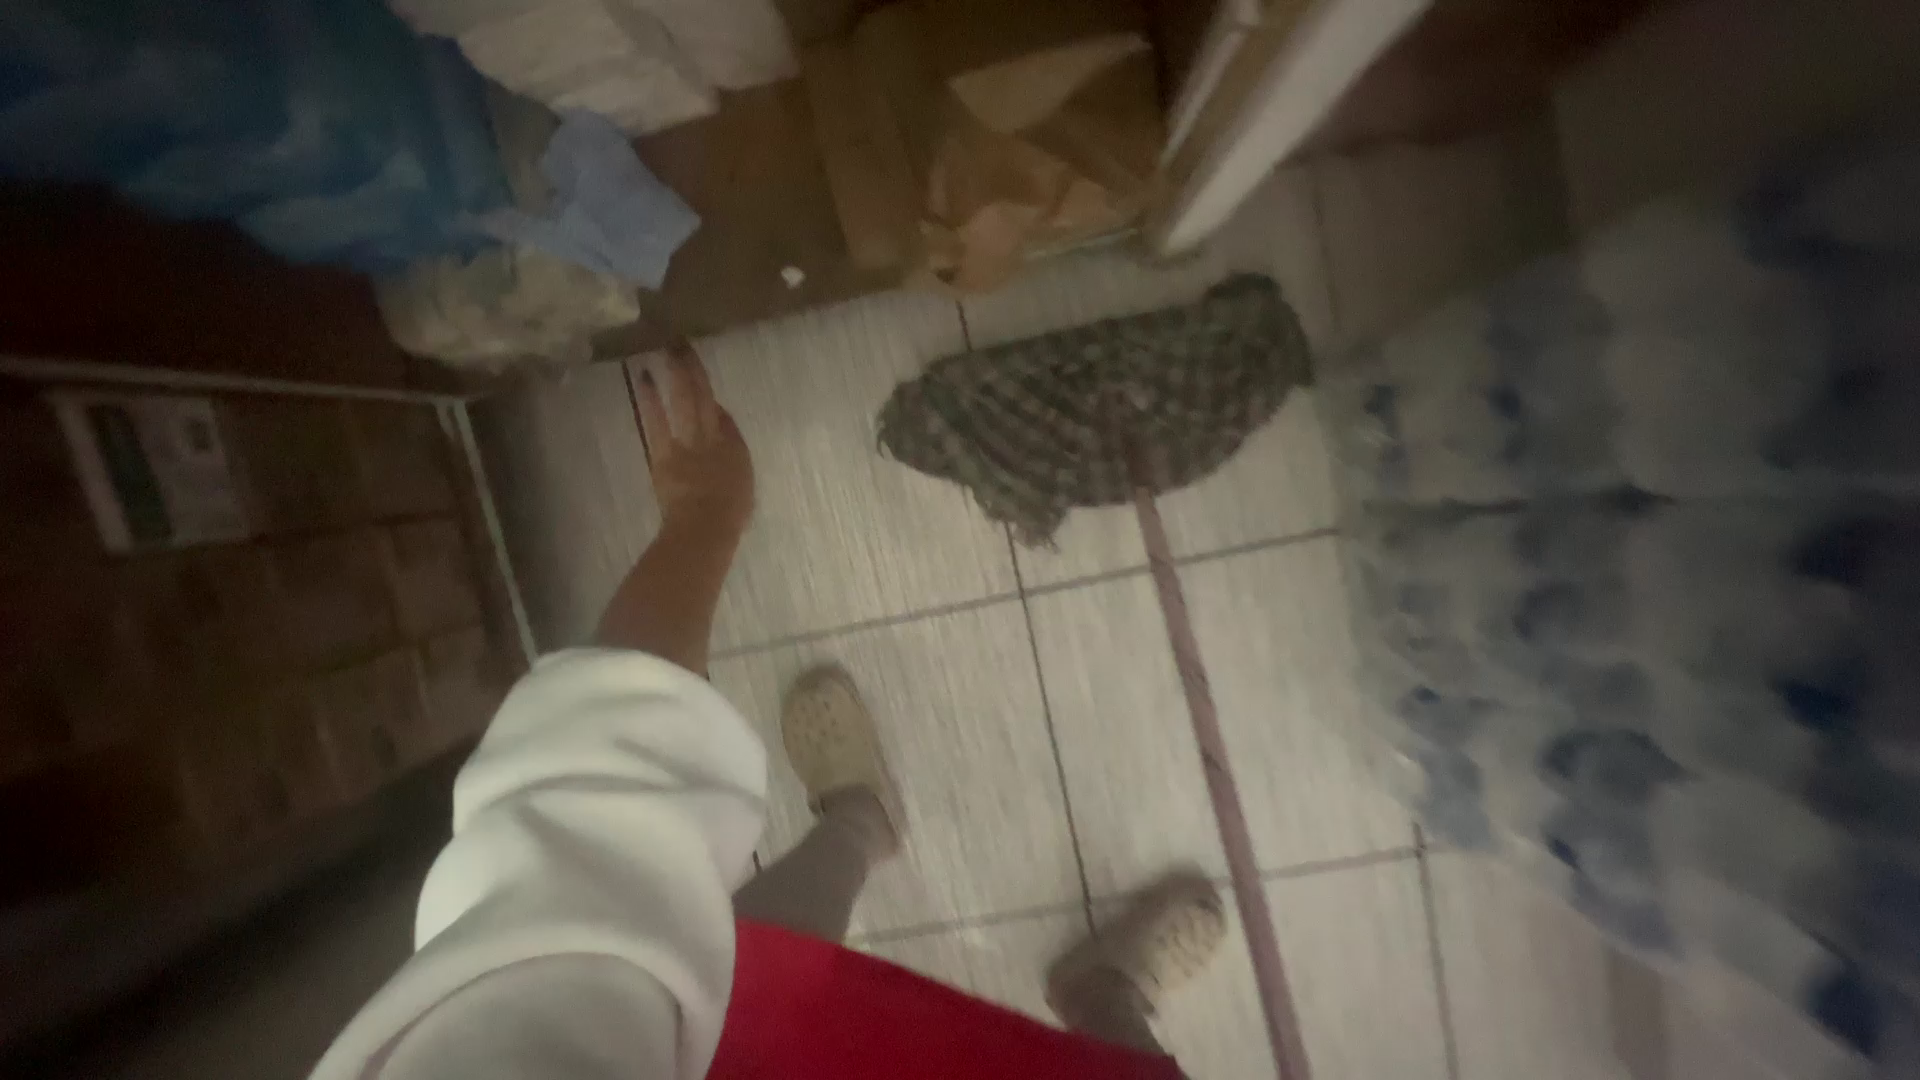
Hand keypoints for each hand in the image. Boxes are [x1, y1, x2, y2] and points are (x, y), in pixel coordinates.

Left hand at [635, 342, 753, 534]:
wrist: (705, 525)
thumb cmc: (729, 517)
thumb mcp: (743, 489)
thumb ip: (734, 465)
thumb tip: (724, 441)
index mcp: (736, 453)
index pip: (726, 423)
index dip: (715, 405)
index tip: (706, 392)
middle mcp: (715, 440)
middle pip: (705, 400)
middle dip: (695, 373)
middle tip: (684, 346)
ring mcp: (689, 442)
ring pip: (685, 401)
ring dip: (677, 374)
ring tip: (668, 350)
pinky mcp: (665, 451)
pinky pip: (657, 419)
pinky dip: (650, 398)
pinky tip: (644, 378)